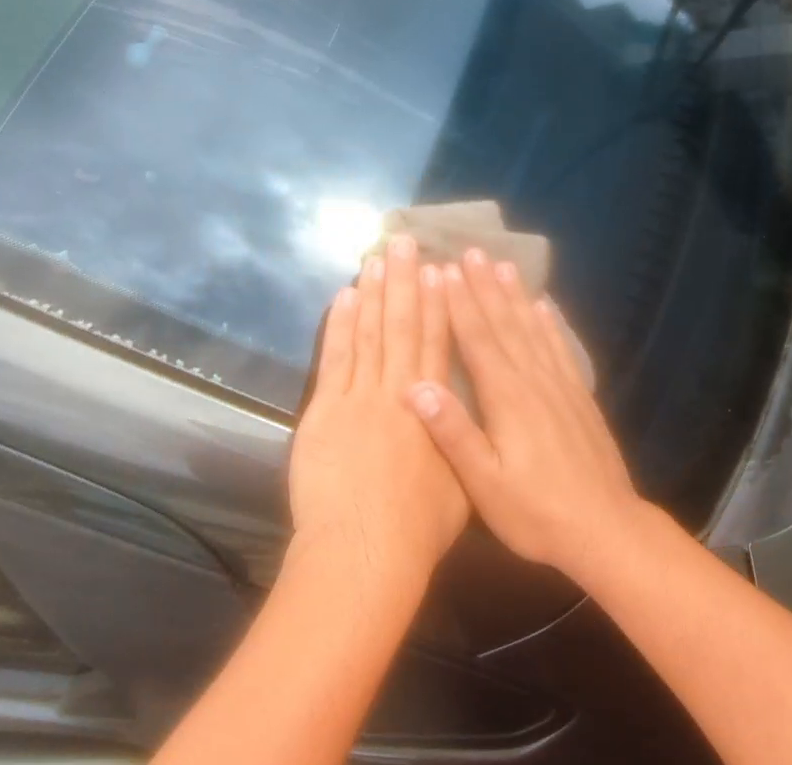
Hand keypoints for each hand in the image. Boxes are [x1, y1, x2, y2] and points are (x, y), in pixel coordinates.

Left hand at [289, 236, 467, 591]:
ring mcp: (358, 397)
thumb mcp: (462, 483)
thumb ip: (460, 438)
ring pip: (369, 333)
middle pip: (402, 325)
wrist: (364, 550)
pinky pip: (336, 359)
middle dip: (403, 281)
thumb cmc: (419, 526)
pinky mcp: (325, 411)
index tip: (438, 268)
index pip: (438, 342)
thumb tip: (466, 407)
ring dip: (373, 292)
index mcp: (433, 406)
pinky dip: (341, 326)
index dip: (439, 303)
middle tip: (402, 241)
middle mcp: (397, 390)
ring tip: (375, 257)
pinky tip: (345, 297)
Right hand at [404, 249, 648, 578]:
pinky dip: (550, 324)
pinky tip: (545, 307)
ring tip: (503, 265)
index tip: (442, 269)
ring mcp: (561, 387)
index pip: (477, 340)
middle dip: (485, 287)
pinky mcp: (579, 398)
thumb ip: (453, 432)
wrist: (605, 528)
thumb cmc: (536, 512)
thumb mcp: (485, 483)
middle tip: (470, 251)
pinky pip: (561, 349)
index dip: (458, 303)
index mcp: (506, 398)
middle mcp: (534, 381)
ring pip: (533, 330)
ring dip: (516, 296)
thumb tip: (415, 385)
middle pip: (505, 325)